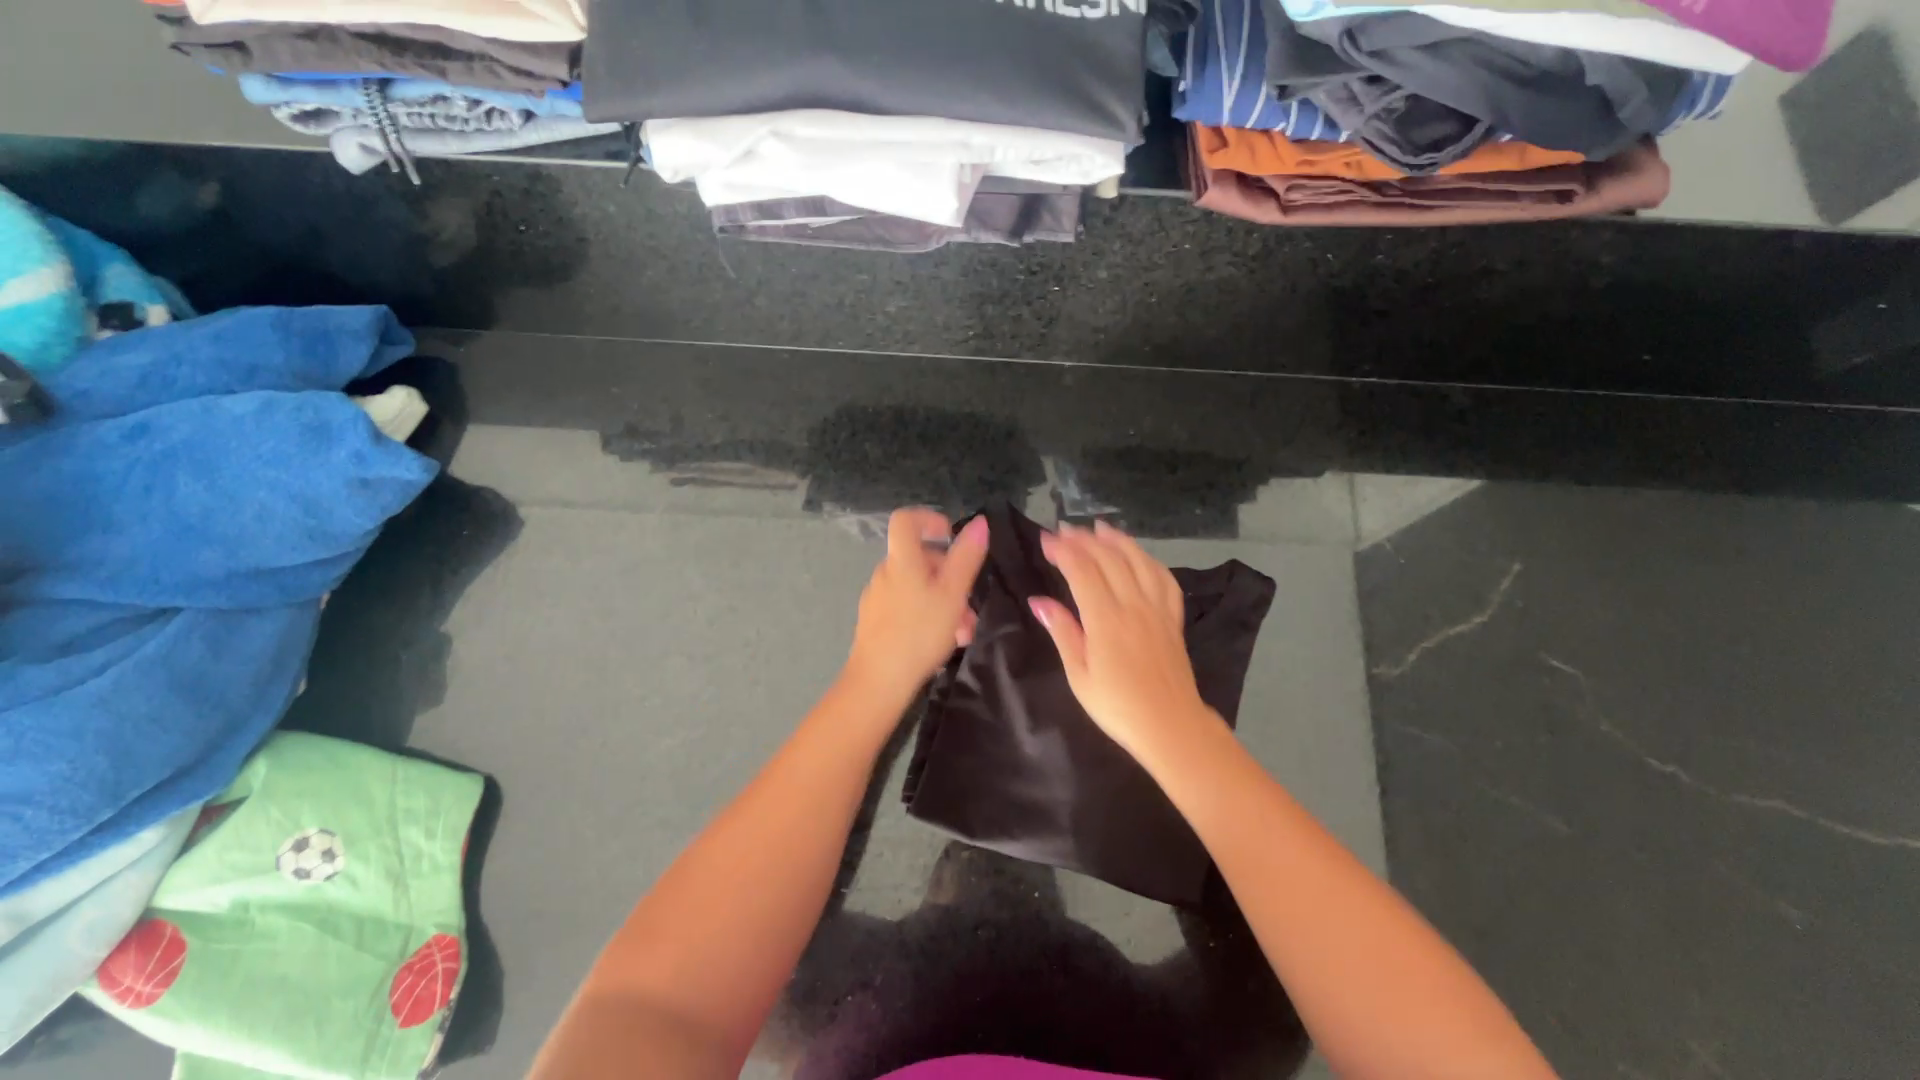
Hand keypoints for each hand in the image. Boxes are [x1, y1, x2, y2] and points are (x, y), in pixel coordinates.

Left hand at [843, 509, 989, 703]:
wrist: (878, 681)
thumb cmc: (919, 633)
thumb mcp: (953, 594)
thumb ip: (966, 557)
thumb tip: (980, 522)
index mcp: (901, 561)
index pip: (905, 520)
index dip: (929, 519)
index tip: (951, 536)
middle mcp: (885, 574)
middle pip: (919, 559)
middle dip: (949, 577)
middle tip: (969, 604)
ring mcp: (877, 598)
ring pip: (917, 587)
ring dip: (944, 602)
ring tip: (962, 631)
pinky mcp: (875, 622)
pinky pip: (906, 607)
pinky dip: (928, 616)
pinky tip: (942, 642)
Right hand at [1030, 522, 1214, 766]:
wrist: (1170, 725)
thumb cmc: (1117, 706)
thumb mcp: (1079, 675)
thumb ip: (1062, 632)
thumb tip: (1039, 601)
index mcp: (1105, 619)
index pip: (1082, 570)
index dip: (1063, 551)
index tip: (1046, 540)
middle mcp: (1133, 605)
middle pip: (1109, 559)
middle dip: (1085, 540)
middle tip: (1065, 530)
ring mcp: (1157, 609)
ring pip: (1138, 561)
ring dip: (1117, 541)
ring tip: (1100, 529)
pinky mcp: (1173, 619)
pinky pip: (1164, 579)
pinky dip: (1148, 561)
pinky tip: (1139, 556)